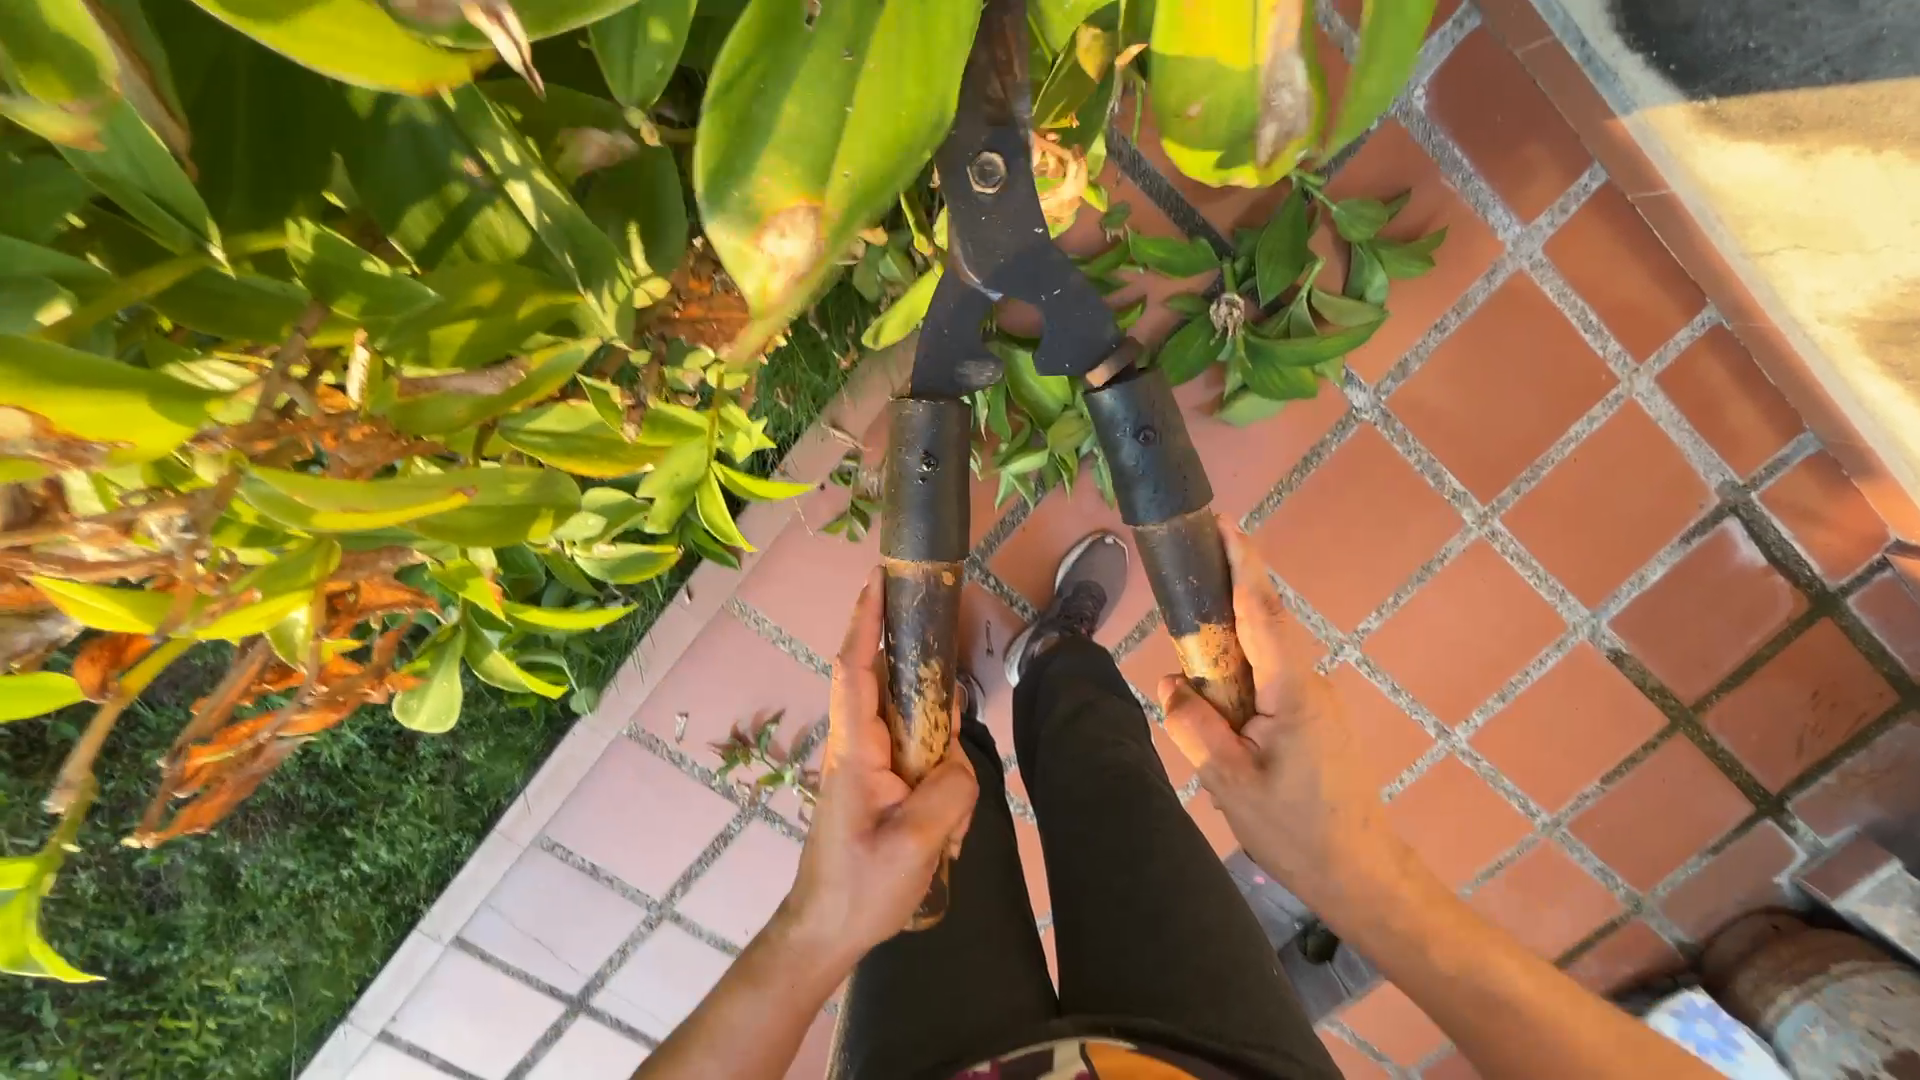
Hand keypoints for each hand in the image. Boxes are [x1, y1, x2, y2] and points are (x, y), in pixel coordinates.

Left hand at [777, 567, 977, 965]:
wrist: (825, 932)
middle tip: (948, 695)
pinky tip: (945, 832)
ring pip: (915, 731)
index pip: (855, 668)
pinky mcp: (881, 785)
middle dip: (922, 684)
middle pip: (891, 689)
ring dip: (940, 764)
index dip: (865, 620)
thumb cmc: (859, 887)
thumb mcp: (915, 842)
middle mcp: (858, 745)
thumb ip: (950, 790)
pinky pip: (919, 764)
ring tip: (945, 827)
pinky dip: (941, 786)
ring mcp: (869, 765)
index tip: (878, 578)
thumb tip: (959, 762)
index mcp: (853, 749)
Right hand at [1157, 521, 1408, 910]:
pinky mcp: (1311, 717)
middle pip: (1258, 626)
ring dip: (1223, 655)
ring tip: (1193, 688)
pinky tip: (1218, 716)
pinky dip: (1235, 680)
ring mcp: (1313, 700)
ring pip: (1259, 658)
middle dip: (1220, 603)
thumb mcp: (1229, 781)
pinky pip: (1265, 680)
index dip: (1242, 563)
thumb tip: (1169, 680)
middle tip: (1180, 596)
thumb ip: (1193, 725)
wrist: (1359, 874)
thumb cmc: (1296, 830)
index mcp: (1291, 691)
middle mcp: (1308, 683)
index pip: (1262, 611)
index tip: (1223, 522)